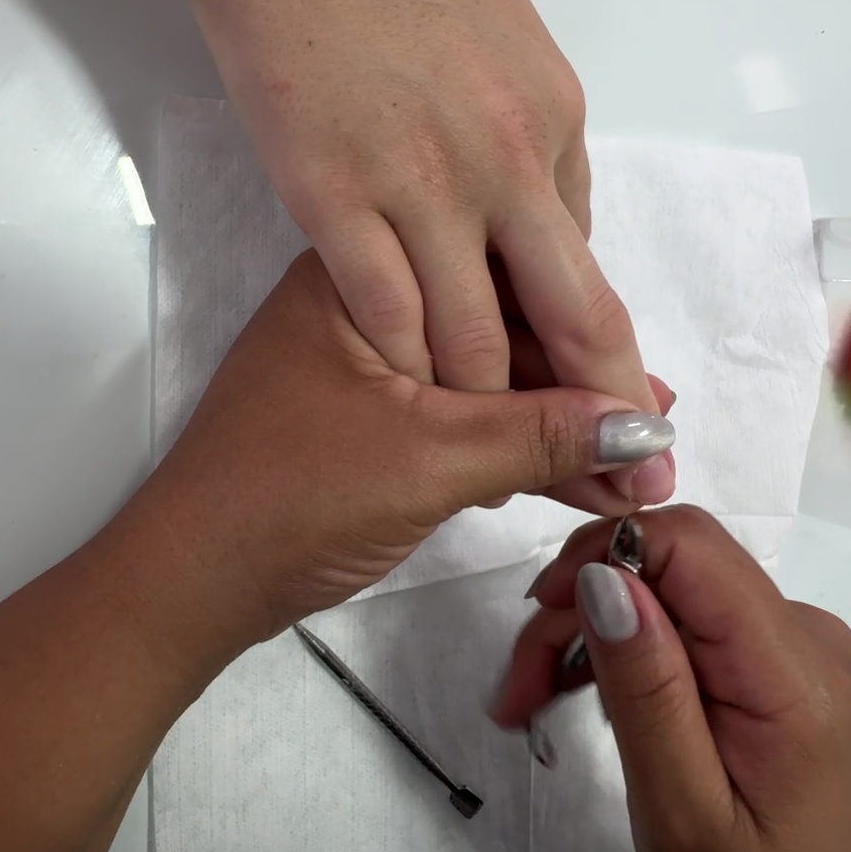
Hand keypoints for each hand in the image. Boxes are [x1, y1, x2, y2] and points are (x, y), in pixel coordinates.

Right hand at [0, 0, 671, 504]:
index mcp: (552, 117)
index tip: (595, 387)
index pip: (579, 258)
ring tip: (486, 450)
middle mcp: (507, 161)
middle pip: (567, 317)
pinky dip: (405, 373)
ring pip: (473, 340)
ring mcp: (423, 185)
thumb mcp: (493, 36)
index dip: (587, 337)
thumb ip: (517, 134)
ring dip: (483, 405)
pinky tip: (406, 402)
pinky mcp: (334, 200)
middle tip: (604, 471)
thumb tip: (524, 212)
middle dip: (591, 406)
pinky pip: (388, 318)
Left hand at [114, 251, 674, 643]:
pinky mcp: (367, 415)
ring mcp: (365, 363)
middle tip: (656, 438)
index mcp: (363, 277)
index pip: (499, 288)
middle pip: (496, 333)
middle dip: (577, 392)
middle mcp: (367, 304)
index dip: (584, 347)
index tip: (654, 399)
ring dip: (551, 426)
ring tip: (631, 466)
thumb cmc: (293, 495)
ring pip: (481, 380)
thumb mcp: (425, 458)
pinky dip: (508, 446)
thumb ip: (538, 435)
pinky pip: (455, 415)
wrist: (195, 575)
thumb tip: (646, 427)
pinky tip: (571, 474)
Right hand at [490, 508, 850, 851]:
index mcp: (796, 670)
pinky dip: (609, 645)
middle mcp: (800, 632)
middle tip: (518, 683)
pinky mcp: (756, 652)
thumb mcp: (683, 808)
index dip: (603, 551)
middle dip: (575, 606)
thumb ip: (647, 689)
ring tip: (529, 698)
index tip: (542, 608)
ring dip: (578, 632)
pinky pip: (666, 616)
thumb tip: (602, 575)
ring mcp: (780, 640)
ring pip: (651, 588)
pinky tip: (570, 687)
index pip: (690, 545)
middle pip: (660, 567)